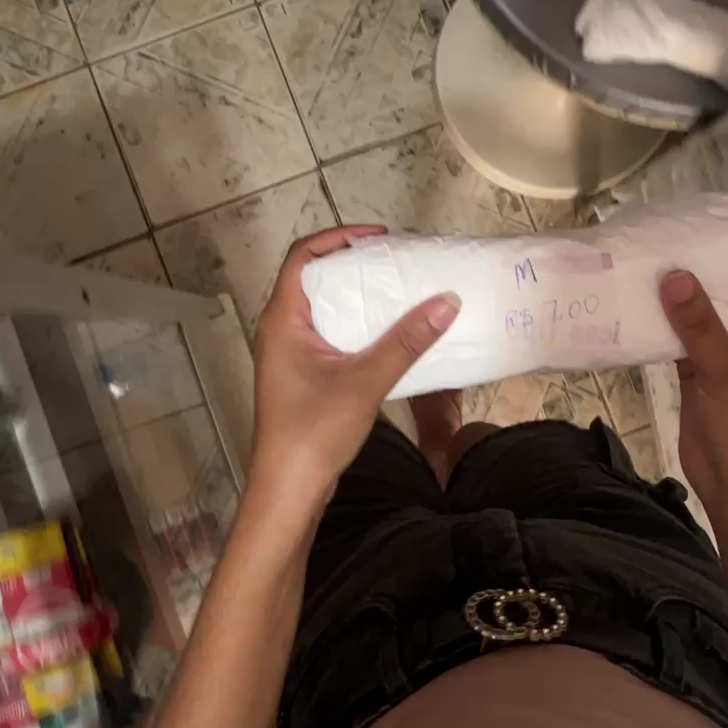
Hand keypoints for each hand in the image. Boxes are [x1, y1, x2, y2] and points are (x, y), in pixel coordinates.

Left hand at [250, 226, 459, 502]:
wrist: (289, 489)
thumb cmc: (314, 431)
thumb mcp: (365, 381)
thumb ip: (406, 342)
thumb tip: (447, 302)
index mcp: (282, 319)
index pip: (303, 256)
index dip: (339, 238)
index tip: (379, 238)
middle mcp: (281, 329)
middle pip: (314, 278)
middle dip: (354, 265)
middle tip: (397, 262)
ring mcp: (290, 353)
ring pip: (324, 308)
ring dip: (357, 296)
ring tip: (399, 291)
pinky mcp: (303, 375)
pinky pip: (330, 334)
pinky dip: (357, 324)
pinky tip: (390, 333)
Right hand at [658, 231, 727, 511]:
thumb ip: (701, 324)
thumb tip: (673, 274)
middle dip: (715, 260)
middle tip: (680, 233)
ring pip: (709, 310)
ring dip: (686, 289)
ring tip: (653, 259)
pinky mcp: (701, 371)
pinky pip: (683, 335)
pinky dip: (665, 320)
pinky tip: (639, 302)